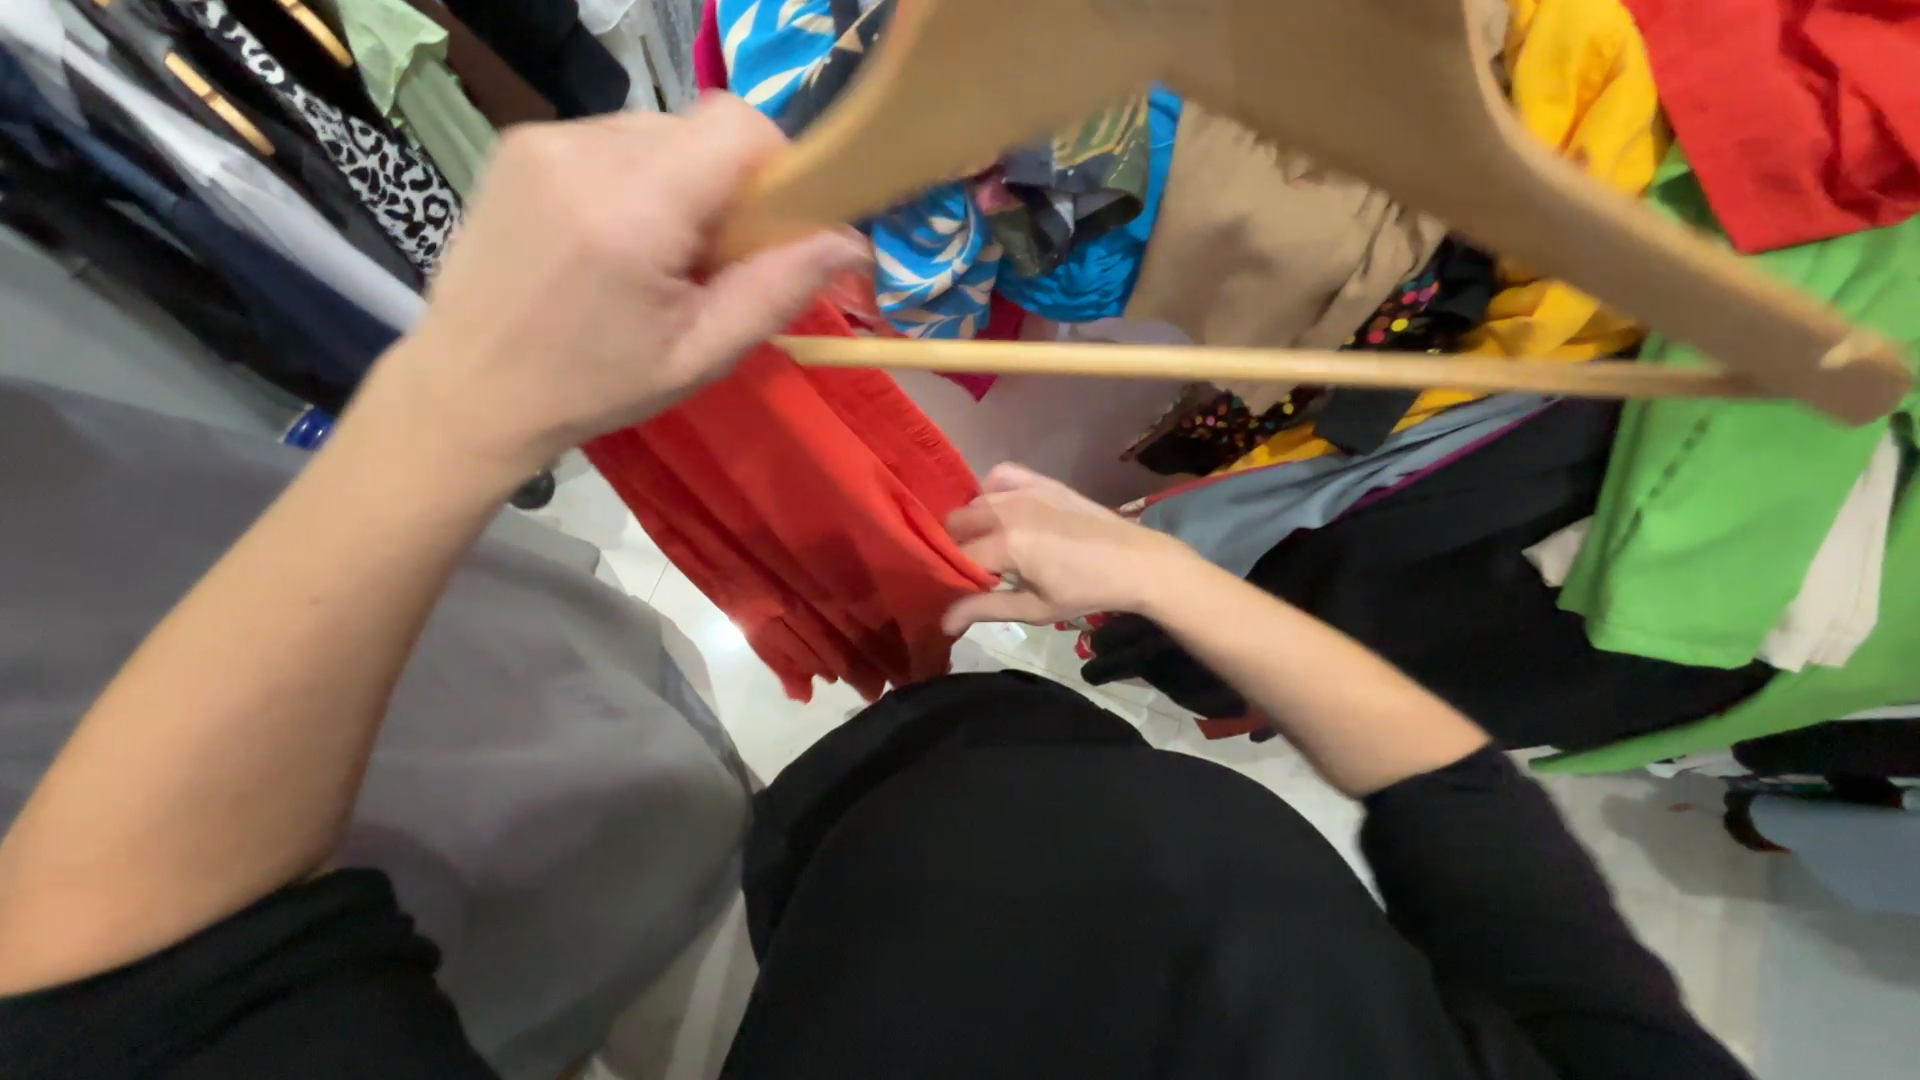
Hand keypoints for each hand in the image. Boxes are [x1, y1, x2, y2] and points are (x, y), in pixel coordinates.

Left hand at [361, 95, 868, 477]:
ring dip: (687, 184)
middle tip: (715, 261)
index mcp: (632, 210)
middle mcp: (583, 151)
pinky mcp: (523, 141)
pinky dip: (642, 180)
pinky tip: (619, 240)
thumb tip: (852, 240)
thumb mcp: (702, 354)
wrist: (471, 389)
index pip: (739, 126)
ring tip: (661, 257)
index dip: (780, 167)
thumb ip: (779, 290)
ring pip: (662, 132)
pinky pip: (617, 139)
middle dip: (732, 186)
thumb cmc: (597, 387)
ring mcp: (544, 138)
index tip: (777, 228)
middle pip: (703, 129)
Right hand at [941, 464, 1203, 633]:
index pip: (956, 557)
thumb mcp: (1035, 609)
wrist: (1137, 562)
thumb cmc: (1086, 591)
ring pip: (975, 501)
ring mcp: (1026, 490)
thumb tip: (943, 623)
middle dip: (957, 546)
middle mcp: (1009, 510)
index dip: (949, 575)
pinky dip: (993, 489)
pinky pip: (1001, 474)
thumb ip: (985, 609)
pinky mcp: (1042, 480)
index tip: (954, 589)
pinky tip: (1002, 510)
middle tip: (974, 570)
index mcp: (1006, 543)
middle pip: (956, 523)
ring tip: (990, 547)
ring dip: (973, 523)